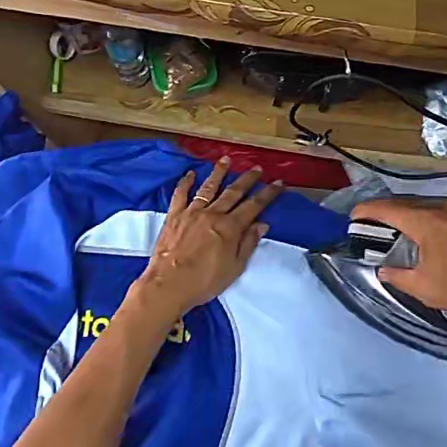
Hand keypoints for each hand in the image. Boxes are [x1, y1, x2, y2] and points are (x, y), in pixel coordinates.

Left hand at [125, 159, 283, 320]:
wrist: (167, 286)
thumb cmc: (204, 281)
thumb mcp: (235, 267)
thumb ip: (248, 243)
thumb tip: (261, 224)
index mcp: (230, 227)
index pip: (254, 205)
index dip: (268, 193)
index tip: (278, 182)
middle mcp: (213, 214)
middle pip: (234, 192)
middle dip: (248, 179)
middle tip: (257, 168)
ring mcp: (192, 213)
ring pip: (209, 187)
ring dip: (219, 173)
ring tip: (227, 160)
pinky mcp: (174, 216)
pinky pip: (180, 195)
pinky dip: (185, 183)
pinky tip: (190, 174)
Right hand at [350, 199, 446, 344]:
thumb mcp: (429, 291)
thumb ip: (401, 276)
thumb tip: (386, 269)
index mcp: (430, 223)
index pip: (391, 210)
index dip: (369, 211)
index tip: (356, 215)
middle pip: (419, 209)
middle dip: (402, 219)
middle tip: (390, 232)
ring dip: (433, 224)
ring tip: (431, 244)